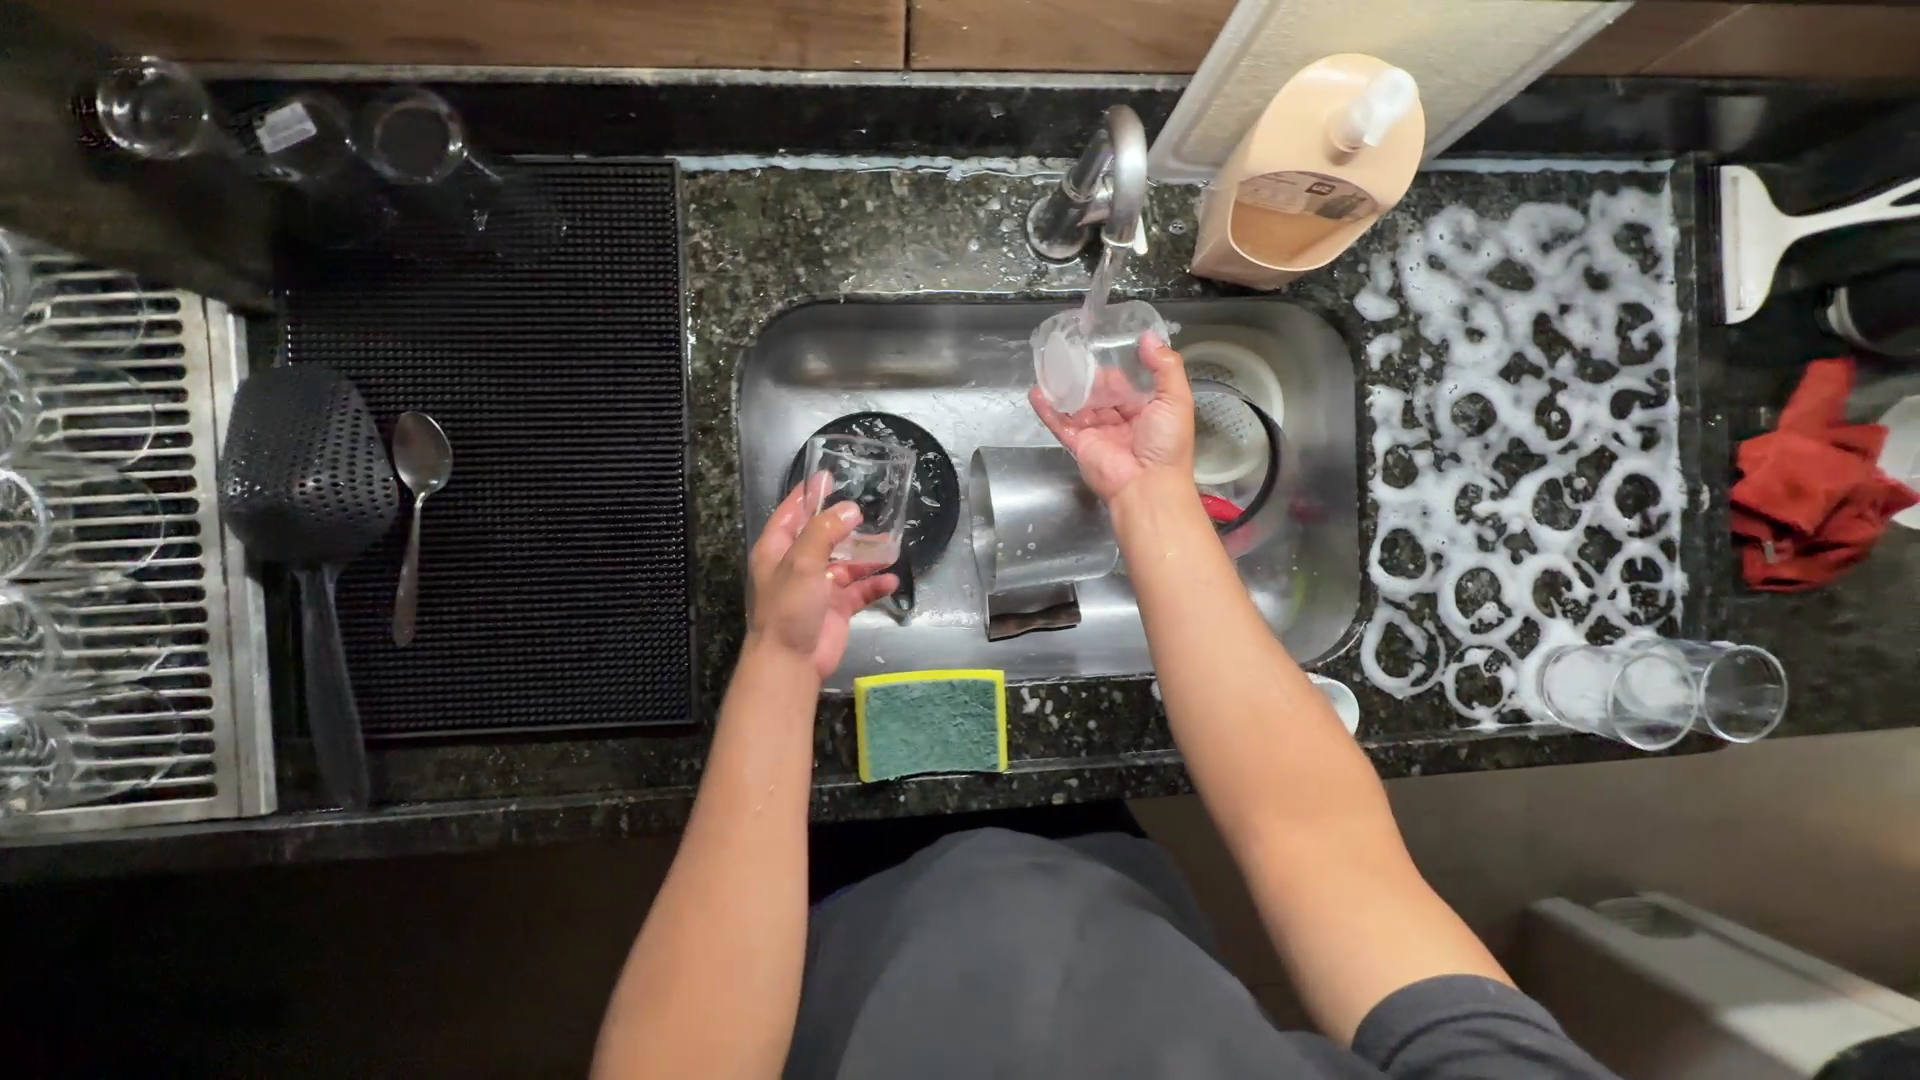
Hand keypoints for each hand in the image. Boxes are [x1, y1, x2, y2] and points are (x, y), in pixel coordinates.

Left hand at [747, 481, 899, 679]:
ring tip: (889, 544)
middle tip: (868, 508)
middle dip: (845, 524)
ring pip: (846, 563)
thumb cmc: (788, 607)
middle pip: (823, 536)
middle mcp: (797, 565)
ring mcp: (818, 588)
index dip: (808, 494)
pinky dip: (875, 584)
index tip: (828, 476)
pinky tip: (891, 578)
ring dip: (866, 554)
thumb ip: (825, 531)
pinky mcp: (836, 608)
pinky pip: (859, 590)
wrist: (791, 662)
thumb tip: (851, 510)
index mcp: (777, 550)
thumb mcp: (803, 561)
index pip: (791, 513)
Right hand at [1030, 332, 1194, 501]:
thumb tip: (1147, 337)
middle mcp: (1120, 421)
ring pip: (1078, 406)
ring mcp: (1097, 433)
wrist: (1147, 485)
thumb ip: (1165, 367)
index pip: (1126, 384)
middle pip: (1100, 393)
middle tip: (1075, 354)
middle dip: (1089, 377)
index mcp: (1145, 410)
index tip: (1104, 346)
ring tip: (1051, 366)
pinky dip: (1047, 409)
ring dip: (1066, 388)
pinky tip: (1036, 392)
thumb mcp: (1176, 399)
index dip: (1117, 367)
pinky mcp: (1079, 444)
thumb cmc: (1166, 443)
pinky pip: (1060, 424)